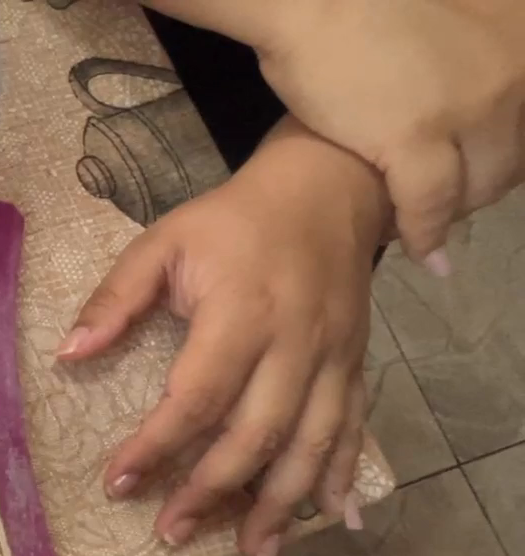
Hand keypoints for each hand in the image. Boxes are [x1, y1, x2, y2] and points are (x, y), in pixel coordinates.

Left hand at [59, 118, 386, 555]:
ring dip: (279, 504)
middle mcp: (298, 346)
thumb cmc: (229, 223)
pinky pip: (352, 430)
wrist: (334, 187)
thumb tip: (67, 353)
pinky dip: (336, 479)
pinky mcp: (356, 365)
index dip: (156, 446)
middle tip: (169, 534)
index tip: (116, 485)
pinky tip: (322, 522)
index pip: (196, 397)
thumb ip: (114, 298)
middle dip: (212, 491)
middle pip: (257, 434)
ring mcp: (336, 359)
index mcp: (243, 317)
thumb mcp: (160, 244)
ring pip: (313, 444)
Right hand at [253, 0, 524, 265]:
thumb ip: (465, 61)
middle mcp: (517, 74)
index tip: (470, 182)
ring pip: (478, 184)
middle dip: (477, 192)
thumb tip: (448, 97)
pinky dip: (425, 232)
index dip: (500, 162)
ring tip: (419, 230)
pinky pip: (429, 201)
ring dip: (451, 214)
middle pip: (513, 158)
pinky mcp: (416, 136)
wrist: (327, 4)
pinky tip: (419, 253)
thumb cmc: (372, 9)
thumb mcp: (454, 24)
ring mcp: (473, 106)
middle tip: (437, 213)